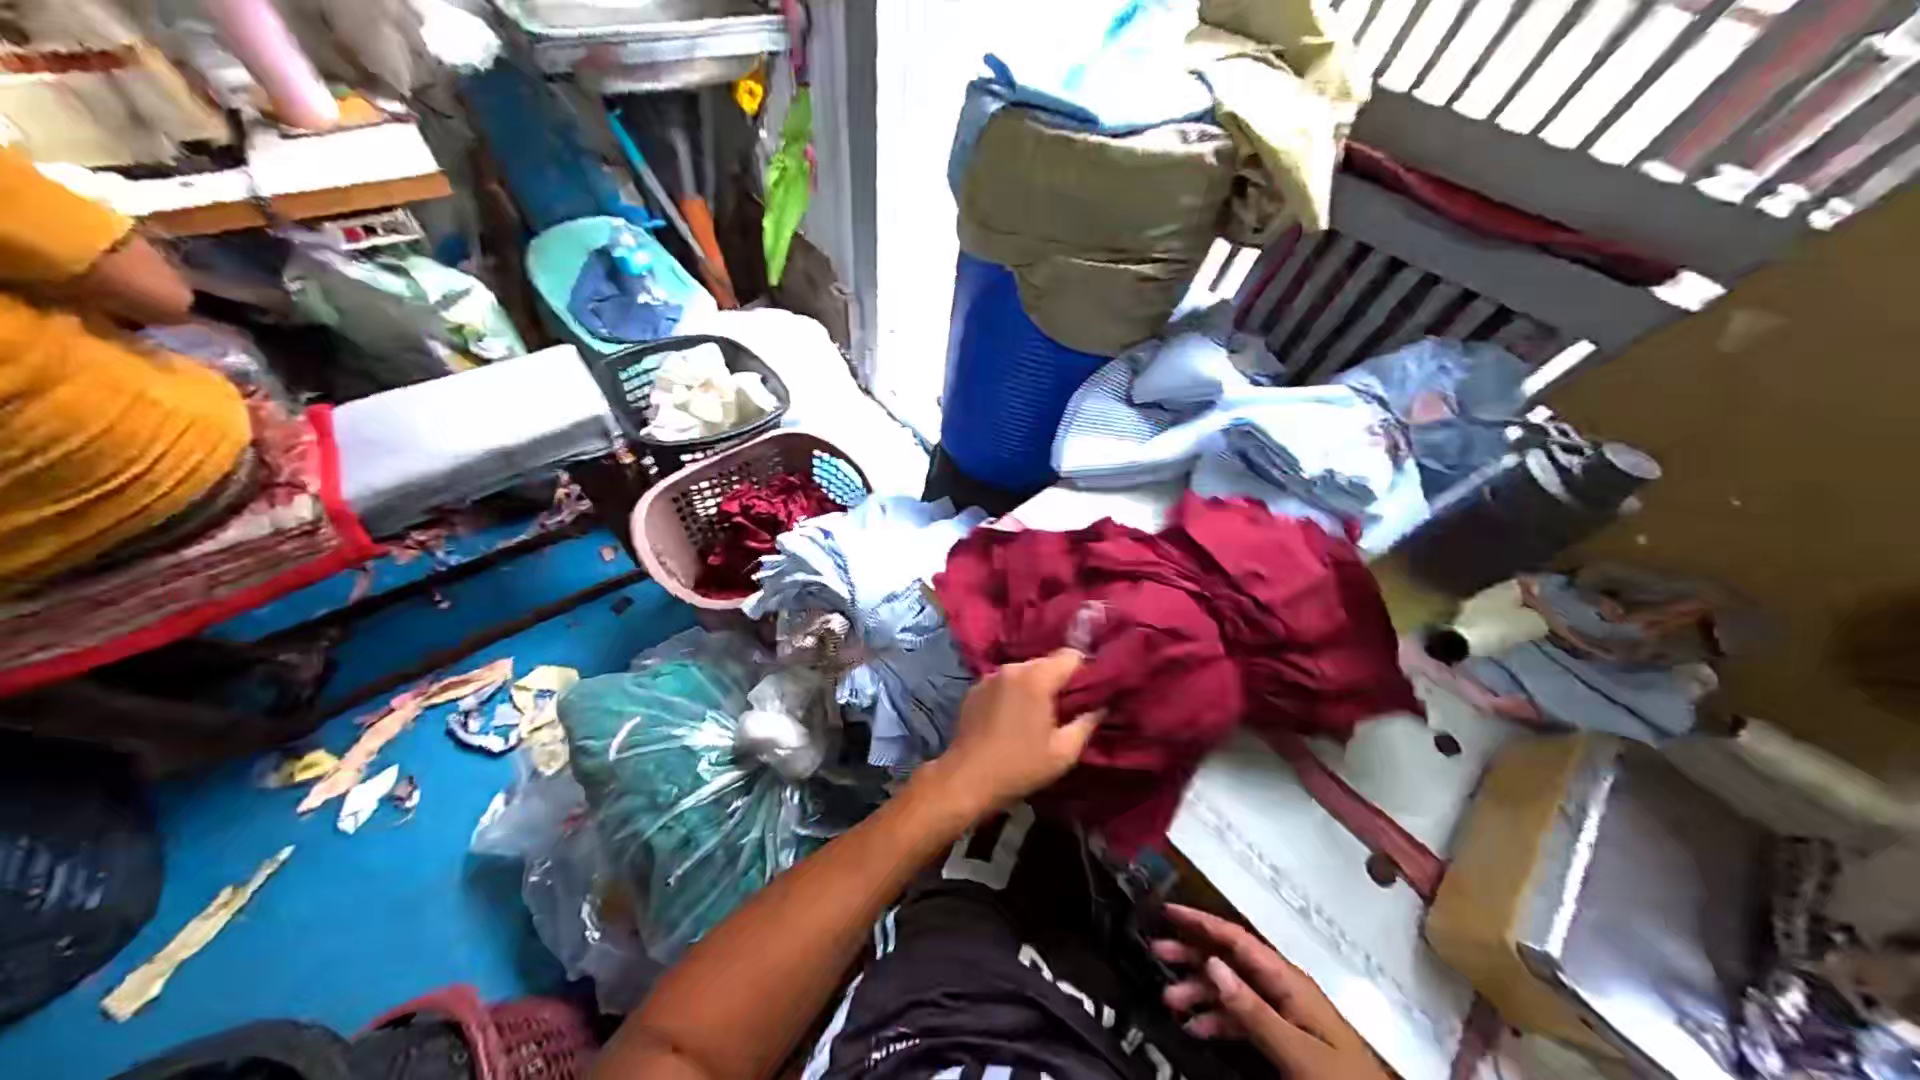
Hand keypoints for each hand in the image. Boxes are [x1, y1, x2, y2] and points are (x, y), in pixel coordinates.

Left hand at [917, 648, 1101, 817]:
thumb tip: (1102, 706)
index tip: (1092, 693)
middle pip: (1047, 662)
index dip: (1086, 671)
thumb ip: (1087, 722)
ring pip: (1025, 672)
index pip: (1071, 656)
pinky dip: (1015, 693)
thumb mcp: (1064, 751)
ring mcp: (989, 677)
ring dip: (1037, 687)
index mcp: (1036, 677)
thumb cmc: (1020, 766)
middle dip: (1061, 680)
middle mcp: (1012, 668)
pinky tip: (1015, 717)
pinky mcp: (974, 689)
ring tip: (1041, 714)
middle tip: (1070, 707)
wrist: (966, 779)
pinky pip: (1005, 683)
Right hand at [1152, 904, 1390, 1079]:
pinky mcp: (1284, 1037)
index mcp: (1288, 982)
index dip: (1201, 922)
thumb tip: (1212, 963)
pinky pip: (1242, 1017)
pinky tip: (1196, 1029)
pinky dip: (1217, 1019)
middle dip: (1192, 954)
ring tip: (1170, 1000)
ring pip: (1232, 989)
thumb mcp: (1296, 1052)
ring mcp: (1284, 1013)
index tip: (1167, 912)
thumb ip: (1253, 1010)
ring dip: (1200, 991)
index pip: (1237, 940)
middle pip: (1230, 959)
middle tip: (1156, 953)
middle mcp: (1283, 988)